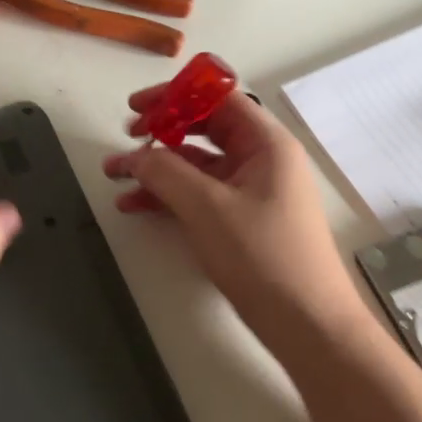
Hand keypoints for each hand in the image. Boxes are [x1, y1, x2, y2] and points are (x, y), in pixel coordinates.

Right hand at [103, 80, 361, 344]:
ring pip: (195, 164)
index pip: (218, 98)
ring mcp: (251, 191)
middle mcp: (260, 160)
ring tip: (113, 176)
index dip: (175, 95)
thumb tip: (134, 155)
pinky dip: (166, 195)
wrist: (308, 326)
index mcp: (266, 144)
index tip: (137, 107)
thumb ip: (166, 172)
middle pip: (204, 127)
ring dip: (155, 167)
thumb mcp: (208, 208)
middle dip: (161, 130)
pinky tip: (133, 205)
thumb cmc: (264, 257)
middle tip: (125, 137)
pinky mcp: (240, 220)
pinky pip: (198, 194)